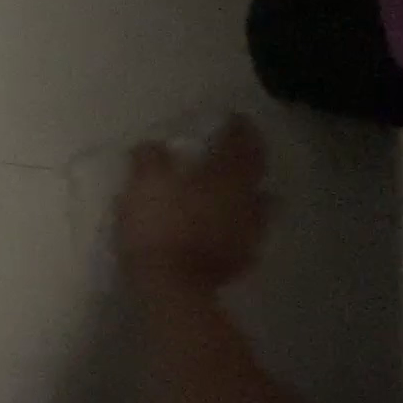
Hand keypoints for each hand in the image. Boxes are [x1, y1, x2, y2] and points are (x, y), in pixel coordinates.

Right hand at [114, 114, 268, 290]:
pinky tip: (224, 222)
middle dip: (248, 157)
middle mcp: (246, 199)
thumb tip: (154, 144)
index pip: (241, 144)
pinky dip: (238, 219)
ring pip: (258, 202)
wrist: (173, 284)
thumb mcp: (143, 183)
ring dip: (249, 190)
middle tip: (236, 147)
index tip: (234, 118)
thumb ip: (150, 159)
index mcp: (225, 176)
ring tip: (233, 185)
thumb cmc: (159, 225)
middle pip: (256, 171)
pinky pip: (246, 229)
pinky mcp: (242, 256)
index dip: (239, 128)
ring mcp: (249, 230)